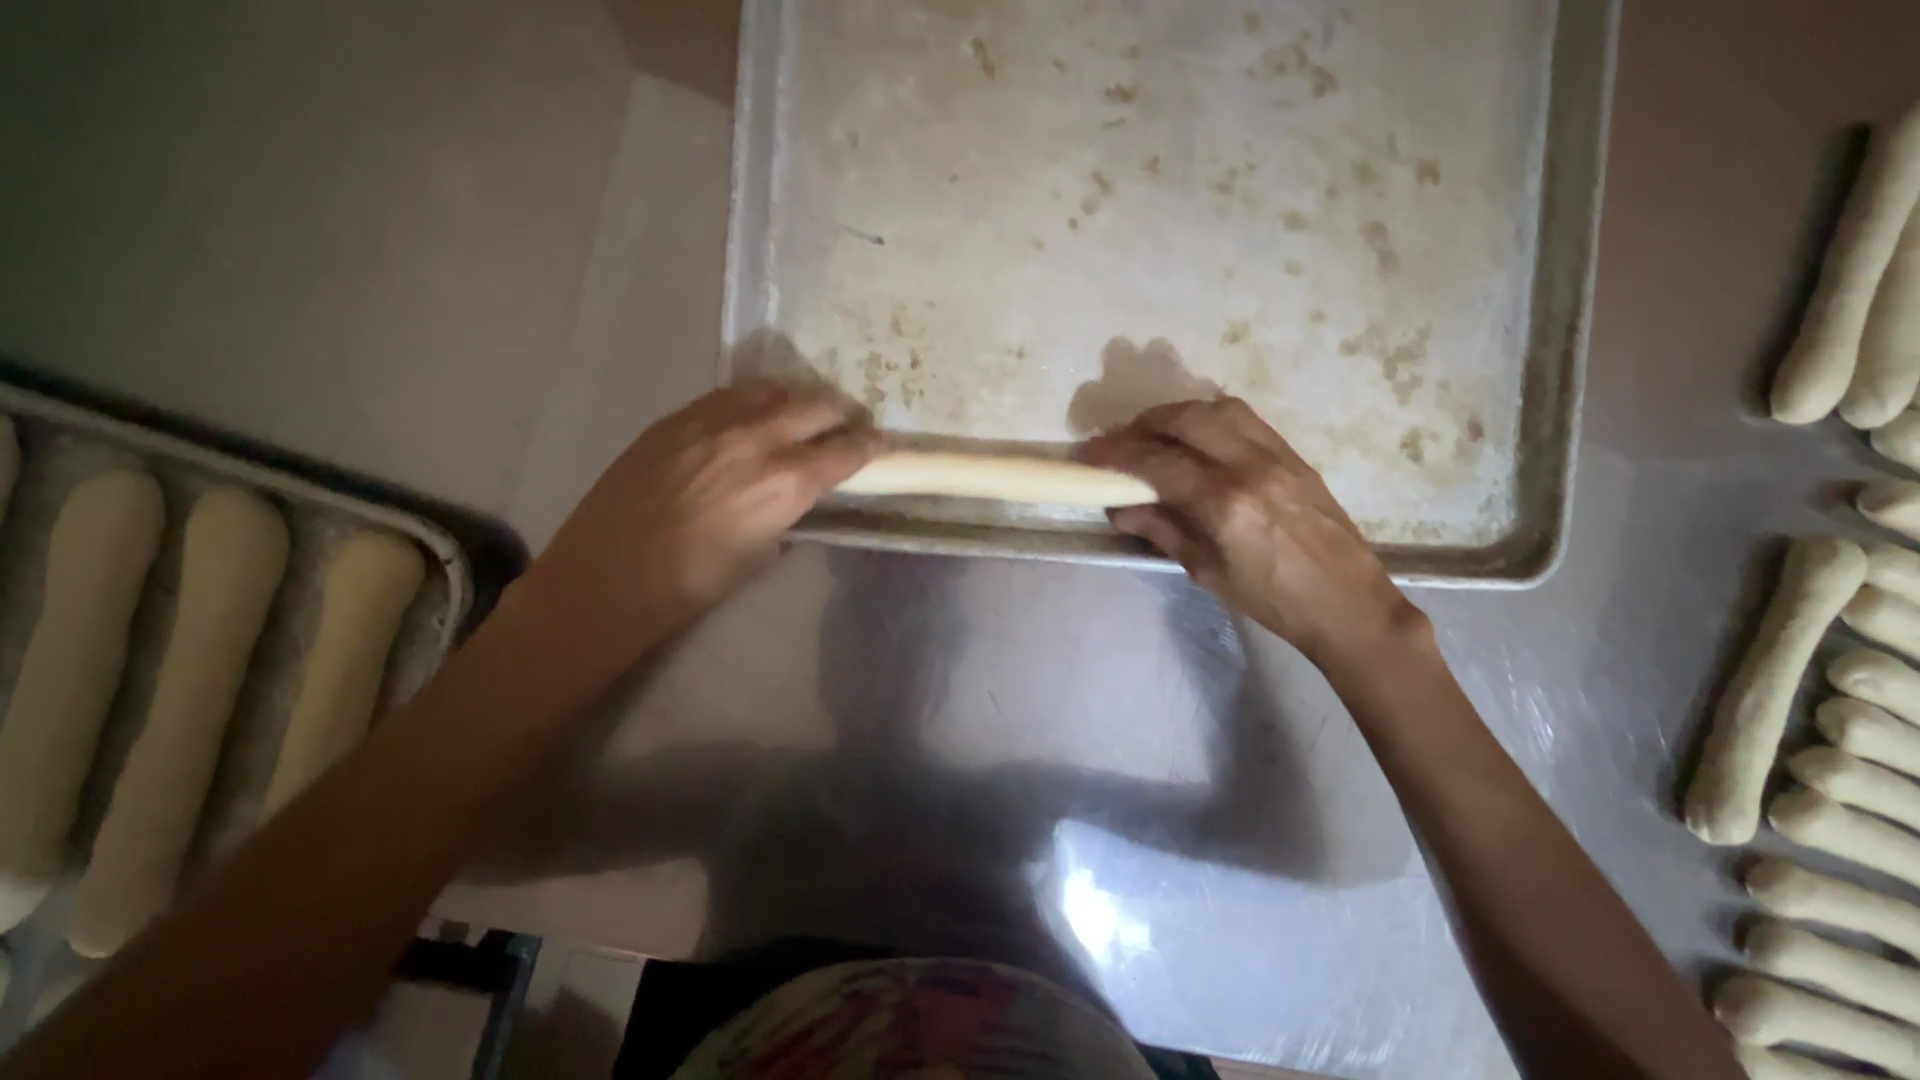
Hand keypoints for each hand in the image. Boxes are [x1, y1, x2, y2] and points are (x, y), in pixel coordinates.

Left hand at [521, 382, 880, 658]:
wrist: (609, 575)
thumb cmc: (692, 584)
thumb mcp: (758, 553)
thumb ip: (785, 512)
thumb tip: (792, 495)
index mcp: (785, 483)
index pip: (844, 450)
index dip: (870, 444)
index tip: (883, 440)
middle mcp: (757, 439)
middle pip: (816, 406)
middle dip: (842, 412)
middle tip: (851, 419)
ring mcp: (714, 420)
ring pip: (774, 390)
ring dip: (801, 397)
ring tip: (808, 408)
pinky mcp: (679, 416)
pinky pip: (732, 394)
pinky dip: (757, 397)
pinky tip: (758, 408)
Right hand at [1079, 397, 1424, 666]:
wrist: (1348, 604)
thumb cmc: (1273, 601)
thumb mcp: (1208, 572)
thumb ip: (1162, 530)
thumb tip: (1119, 509)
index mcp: (1225, 504)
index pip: (1156, 462)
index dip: (1115, 454)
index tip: (1088, 455)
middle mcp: (1250, 467)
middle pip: (1184, 419)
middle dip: (1141, 424)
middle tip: (1118, 442)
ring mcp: (1277, 456)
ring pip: (1216, 408)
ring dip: (1177, 414)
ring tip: (1155, 435)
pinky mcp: (1294, 455)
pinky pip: (1245, 419)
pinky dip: (1210, 418)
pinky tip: (1196, 438)